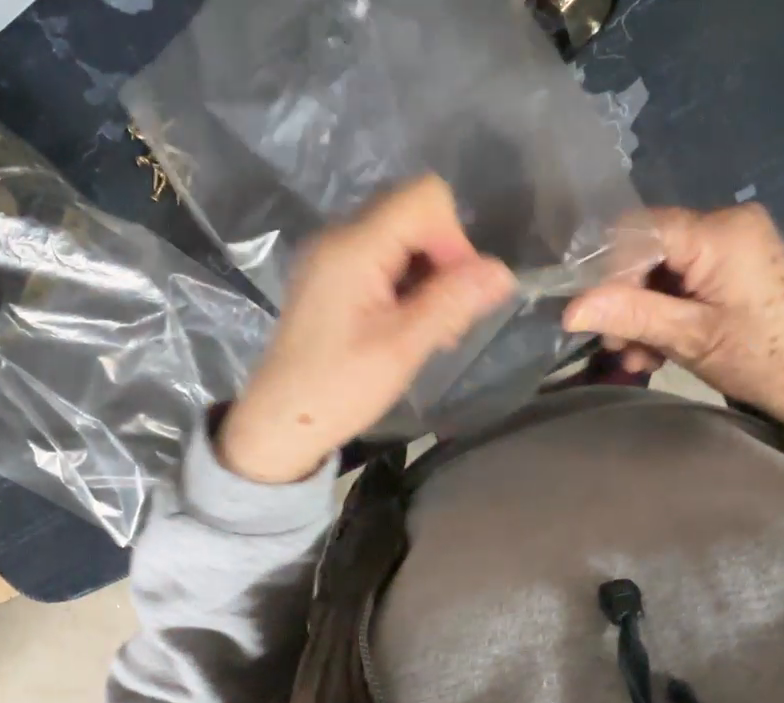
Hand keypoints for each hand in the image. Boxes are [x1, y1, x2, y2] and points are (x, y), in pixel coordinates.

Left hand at [217, 176, 516, 483]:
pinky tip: (407, 327)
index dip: (455, 238)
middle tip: (448, 319)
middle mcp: (337, 238)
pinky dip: (404, 284)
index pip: (425, 197)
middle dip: (443, 259)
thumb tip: (503, 271)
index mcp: (353, 246)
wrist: (280, 424)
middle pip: (413, 214)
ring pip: (400, 238)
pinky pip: (379, 260)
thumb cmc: (338, 389)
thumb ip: (453, 302)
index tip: (457, 292)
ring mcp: (330, 257)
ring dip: (427, 276)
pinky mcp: (328, 279)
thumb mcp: (403, 348)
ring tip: (430, 331)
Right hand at [563, 204, 783, 439]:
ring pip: (658, 269)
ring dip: (639, 314)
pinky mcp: (730, 264)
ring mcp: (729, 243)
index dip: (607, 271)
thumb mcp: (689, 338)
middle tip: (618, 347)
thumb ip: (629, 316)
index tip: (594, 316)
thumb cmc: (764, 359)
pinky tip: (656, 348)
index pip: (638, 231)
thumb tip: (568, 311)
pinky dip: (662, 312)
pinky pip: (679, 278)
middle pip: (646, 249)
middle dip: (623, 299)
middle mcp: (724, 223)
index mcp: (720, 233)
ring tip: (638, 357)